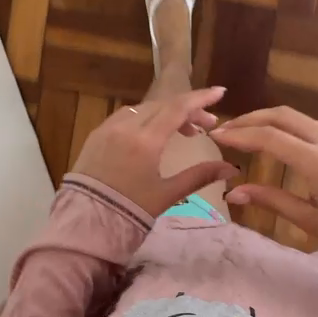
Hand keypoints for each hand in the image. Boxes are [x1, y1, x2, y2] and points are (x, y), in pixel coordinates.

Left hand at [71, 87, 238, 214]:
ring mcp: (107, 129)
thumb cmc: (130, 210)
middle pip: (162, 106)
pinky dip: (145, 118)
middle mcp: (125, 127)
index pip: (178, 108)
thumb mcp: (167, 194)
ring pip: (143, 109)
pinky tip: (153, 134)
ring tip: (182, 132)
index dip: (201, 98)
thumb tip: (231, 168)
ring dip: (165, 113)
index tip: (220, 92)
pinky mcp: (95, 136)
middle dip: (187, 110)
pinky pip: (125, 116)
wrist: (86, 224)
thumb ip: (199, 176)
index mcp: (145, 140)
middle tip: (206, 126)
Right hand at [210, 106, 317, 260]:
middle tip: (226, 130)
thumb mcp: (310, 220)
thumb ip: (271, 201)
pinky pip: (312, 125)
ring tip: (245, 133)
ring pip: (297, 117)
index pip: (270, 138)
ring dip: (268, 121)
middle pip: (282, 116)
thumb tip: (233, 193)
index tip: (215, 137)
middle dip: (250, 119)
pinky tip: (275, 140)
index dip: (239, 135)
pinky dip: (287, 127)